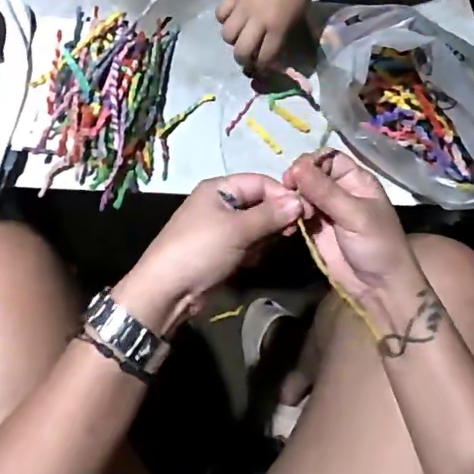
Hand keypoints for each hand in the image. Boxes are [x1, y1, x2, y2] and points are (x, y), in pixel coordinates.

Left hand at [116, 175, 302, 334]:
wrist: (167, 291)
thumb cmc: (201, 249)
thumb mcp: (237, 229)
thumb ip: (270, 215)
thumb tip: (300, 201)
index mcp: (219, 188)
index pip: (260, 182)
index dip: (283, 194)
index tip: (306, 210)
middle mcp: (221, 203)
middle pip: (261, 203)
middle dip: (277, 216)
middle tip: (295, 230)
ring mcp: (222, 228)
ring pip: (258, 225)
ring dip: (267, 235)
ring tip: (270, 246)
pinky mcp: (224, 250)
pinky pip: (249, 243)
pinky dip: (256, 250)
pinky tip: (253, 260)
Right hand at [217, 0, 315, 68]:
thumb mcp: (295, 21)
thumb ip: (280, 38)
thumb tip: (267, 54)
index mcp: (277, 29)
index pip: (263, 57)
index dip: (260, 67)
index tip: (259, 67)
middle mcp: (258, 20)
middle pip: (241, 50)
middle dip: (242, 59)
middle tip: (245, 56)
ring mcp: (244, 6)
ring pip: (227, 34)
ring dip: (232, 39)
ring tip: (238, 35)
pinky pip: (220, 13)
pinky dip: (224, 19)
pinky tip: (231, 17)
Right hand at [283, 153, 419, 302]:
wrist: (379, 289)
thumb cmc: (377, 246)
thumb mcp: (355, 215)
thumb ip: (325, 191)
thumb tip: (296, 167)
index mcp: (356, 180)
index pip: (329, 158)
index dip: (311, 162)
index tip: (296, 174)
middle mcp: (340, 190)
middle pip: (311, 173)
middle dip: (298, 180)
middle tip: (289, 193)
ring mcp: (326, 209)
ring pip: (301, 192)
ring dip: (293, 199)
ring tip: (294, 213)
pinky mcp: (314, 227)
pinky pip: (297, 212)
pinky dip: (290, 214)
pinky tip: (288, 223)